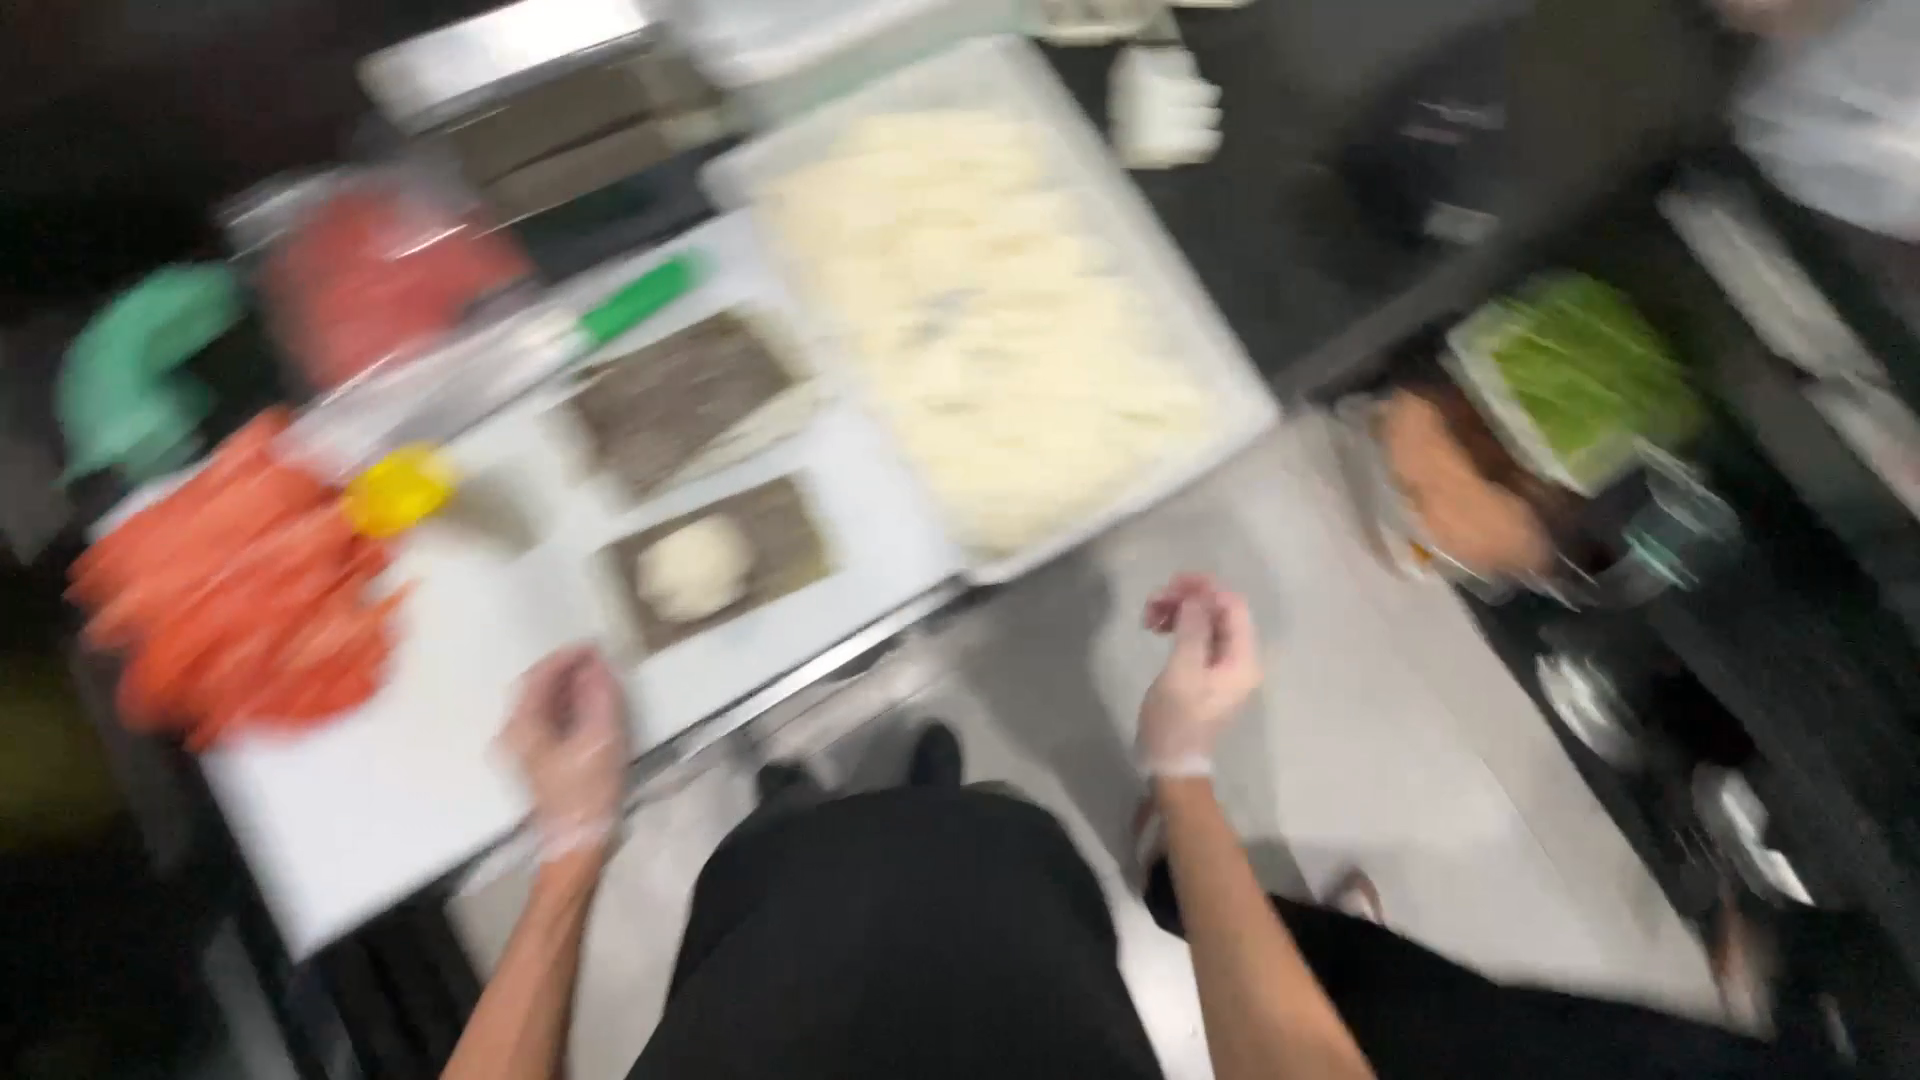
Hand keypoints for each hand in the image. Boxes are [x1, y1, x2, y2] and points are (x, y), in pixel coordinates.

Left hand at [498, 645, 630, 862]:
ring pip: (542, 704)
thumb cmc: (588, 789)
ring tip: (599, 675)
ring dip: (569, 686)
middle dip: (566, 670)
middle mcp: (512, 735)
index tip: (593, 645)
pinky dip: (568, 704)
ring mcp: (521, 749)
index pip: (537, 678)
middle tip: (598, 658)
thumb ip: (599, 696)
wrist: (578, 841)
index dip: (565, 657)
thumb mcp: (601, 738)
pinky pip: (548, 718)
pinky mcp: (536, 759)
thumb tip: (596, 664)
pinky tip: (590, 702)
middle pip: (535, 689)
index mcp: (521, 728)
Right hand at [1138, 574, 1261, 776]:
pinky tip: (1157, 628)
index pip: (1232, 606)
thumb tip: (1195, 597)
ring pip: (1206, 620)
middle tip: (1153, 602)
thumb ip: (1192, 631)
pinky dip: (1178, 626)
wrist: (1170, 762)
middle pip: (1220, 610)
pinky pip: (1197, 635)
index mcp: (1242, 659)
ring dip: (1179, 611)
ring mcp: (1224, 665)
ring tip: (1149, 616)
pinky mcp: (1207, 671)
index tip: (1170, 584)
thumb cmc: (1176, 721)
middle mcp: (1240, 658)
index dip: (1205, 588)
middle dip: (1187, 599)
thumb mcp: (1181, 673)